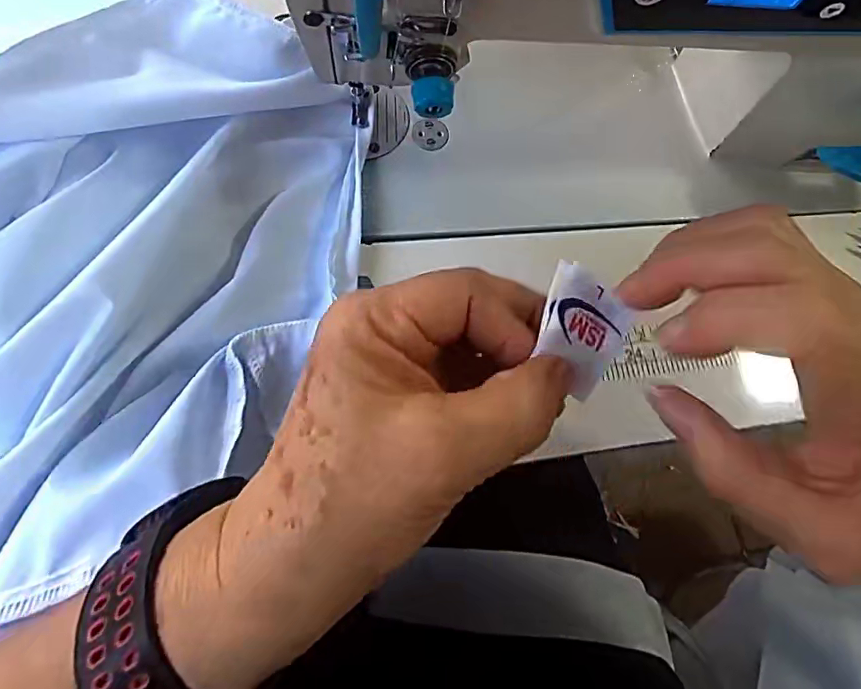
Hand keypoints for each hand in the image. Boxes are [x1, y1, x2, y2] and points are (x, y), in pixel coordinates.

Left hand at [156, 270, 570, 687]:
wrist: (293, 567)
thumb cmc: (360, 500)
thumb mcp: (448, 449)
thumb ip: (518, 403)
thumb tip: (566, 367)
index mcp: (375, 318)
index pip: (465, 292)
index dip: (517, 324)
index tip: (557, 376)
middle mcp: (377, 325)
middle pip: (465, 311)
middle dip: (517, 342)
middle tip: (567, 381)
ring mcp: (382, 360)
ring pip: (463, 344)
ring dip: (507, 368)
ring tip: (544, 404)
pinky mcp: (391, 395)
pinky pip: (451, 376)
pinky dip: (487, 391)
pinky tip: (512, 418)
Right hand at [616, 206, 860, 584]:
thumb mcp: (814, 531)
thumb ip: (729, 470)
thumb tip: (660, 394)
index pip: (796, 312)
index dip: (719, 317)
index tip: (664, 345)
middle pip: (766, 250)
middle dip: (683, 263)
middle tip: (629, 299)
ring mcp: (848, 293)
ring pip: (761, 231)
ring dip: (692, 246)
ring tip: (649, 284)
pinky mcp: (830, 286)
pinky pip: (765, 236)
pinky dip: (711, 243)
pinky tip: (684, 276)